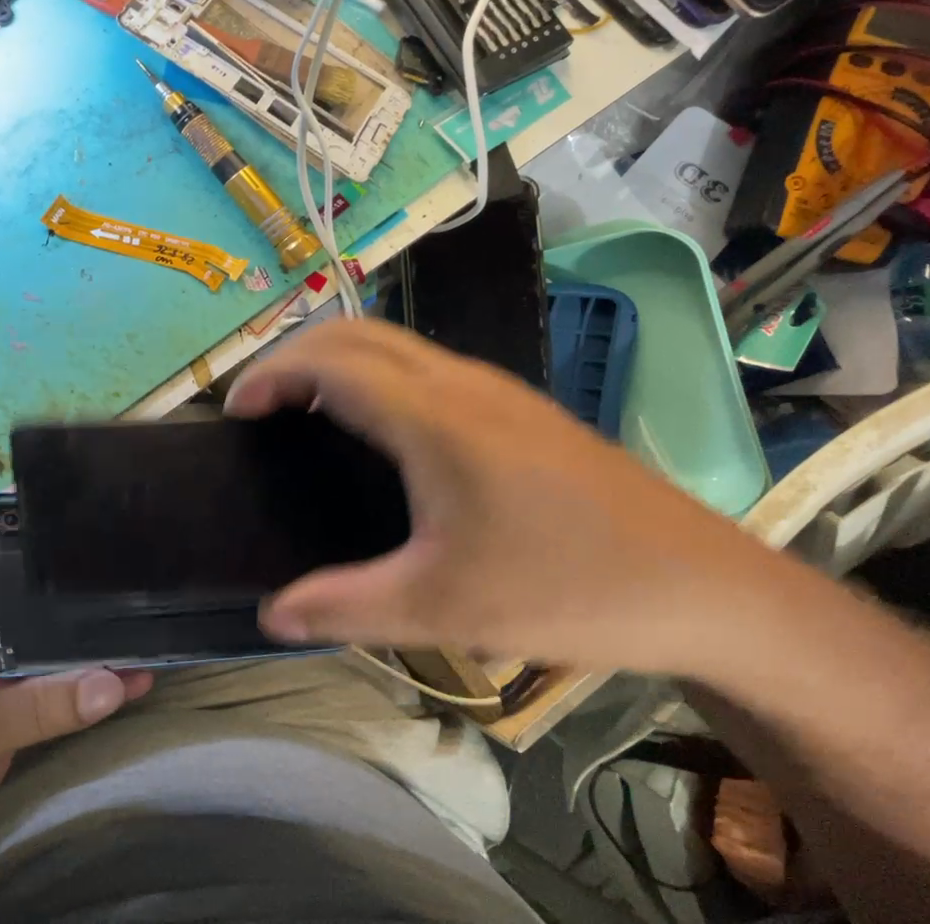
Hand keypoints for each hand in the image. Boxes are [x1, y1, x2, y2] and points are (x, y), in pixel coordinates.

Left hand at [0, 529, 152, 849]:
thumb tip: (111, 679)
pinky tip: (137, 672)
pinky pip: (56, 676)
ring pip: (43, 628)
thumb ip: (35, 707)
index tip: (70, 498)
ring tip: (144, 601)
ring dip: (83, 624)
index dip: (13, 515)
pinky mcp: (13, 698)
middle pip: (20, 581)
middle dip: (63, 568)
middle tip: (125, 547)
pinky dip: (90, 674)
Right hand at [224, 318, 793, 676]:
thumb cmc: (569, 590)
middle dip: (291, 355)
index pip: (328, 362)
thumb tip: (269, 613)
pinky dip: (371, 374)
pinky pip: (422, 364)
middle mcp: (462, 384)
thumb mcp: (442, 608)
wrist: (714, 592)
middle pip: (354, 332)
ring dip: (333, 360)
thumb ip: (344, 607)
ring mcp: (498, 390)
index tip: (234, 414)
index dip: (269, 376)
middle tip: (257, 408)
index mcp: (434, 418)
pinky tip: (374, 433)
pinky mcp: (521, 408)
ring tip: (301, 415)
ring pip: (392, 342)